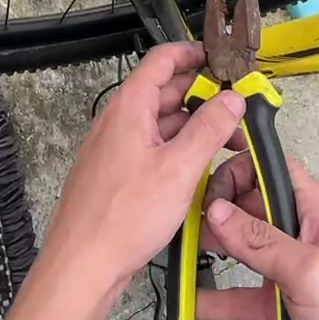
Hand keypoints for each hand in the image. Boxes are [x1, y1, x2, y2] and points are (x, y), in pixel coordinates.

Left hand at [36, 42, 245, 295]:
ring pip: (161, 122)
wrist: (82, 265)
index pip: (163, 59)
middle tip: (236, 108)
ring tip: (228, 143)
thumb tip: (232, 99)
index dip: (193, 54)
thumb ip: (209, 129)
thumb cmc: (122, 217)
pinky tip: (199, 168)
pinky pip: (152, 147)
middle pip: (165, 91)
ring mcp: (116, 146)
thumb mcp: (179, 169)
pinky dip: (178, 149)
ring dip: (194, 126)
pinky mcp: (117, 172)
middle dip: (203, 96)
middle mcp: (119, 120)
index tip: (221, 60)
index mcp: (130, 106)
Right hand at [195, 156, 318, 319]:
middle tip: (184, 217)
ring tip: (179, 248)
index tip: (207, 179)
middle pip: (251, 206)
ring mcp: (291, 270)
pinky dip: (218, 297)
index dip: (241, 166)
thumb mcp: (309, 271)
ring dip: (212, 247)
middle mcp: (301, 234)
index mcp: (316, 211)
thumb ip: (260, 240)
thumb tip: (215, 209)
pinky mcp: (282, 306)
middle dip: (218, 207)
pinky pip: (242, 294)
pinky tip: (191, 300)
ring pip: (243, 249)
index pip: (273, 170)